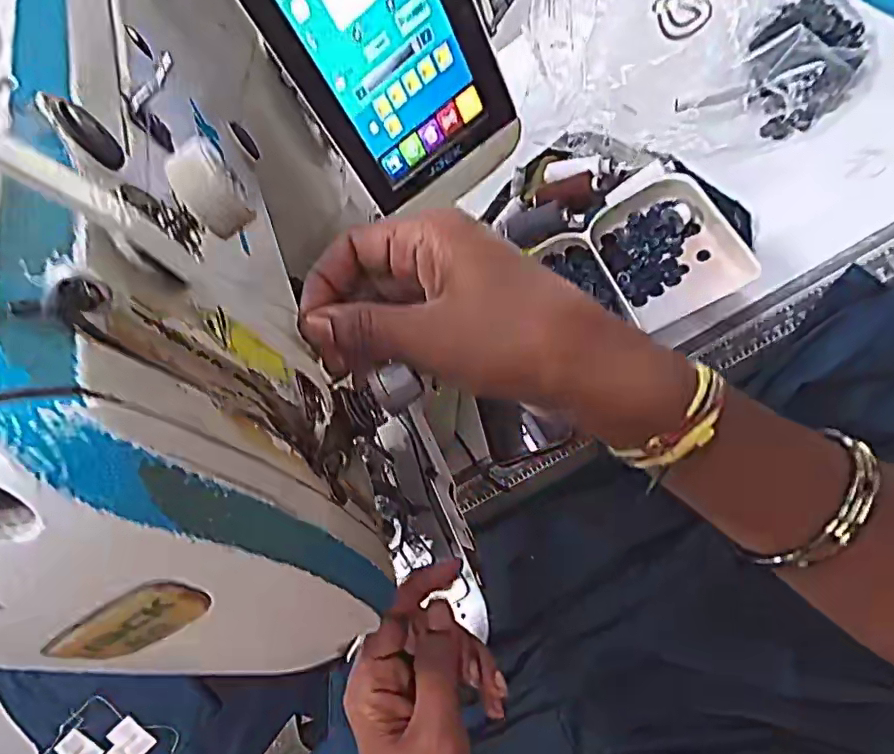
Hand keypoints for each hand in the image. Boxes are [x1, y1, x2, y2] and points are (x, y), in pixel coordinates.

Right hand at [299, 209, 693, 444]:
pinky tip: (392, 376)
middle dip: (347, 318)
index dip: (326, 286)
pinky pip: (420, 327)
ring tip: (360, 373)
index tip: (312, 327)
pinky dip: (400, 349)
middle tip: (334, 360)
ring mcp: (457, 287)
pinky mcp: (470, 319)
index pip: (353, 248)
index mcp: (429, 236)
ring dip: (371, 339)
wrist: (581, 367)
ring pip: (395, 307)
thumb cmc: (516, 337)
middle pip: (371, 278)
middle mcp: (441, 254)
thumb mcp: (427, 334)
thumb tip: (318, 322)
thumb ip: (365, 327)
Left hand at [344, 559, 504, 753]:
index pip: (392, 618)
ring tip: (494, 698)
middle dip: (462, 646)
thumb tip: (438, 611)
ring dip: (474, 666)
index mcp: (371, 683)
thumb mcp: (436, 726)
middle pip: (424, 633)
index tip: (453, 573)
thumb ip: (438, 664)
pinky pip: (448, 677)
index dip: (421, 589)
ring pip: (442, 652)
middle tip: (487, 678)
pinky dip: (473, 683)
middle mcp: (382, 683)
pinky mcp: (422, 710)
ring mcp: (403, 697)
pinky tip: (491, 704)